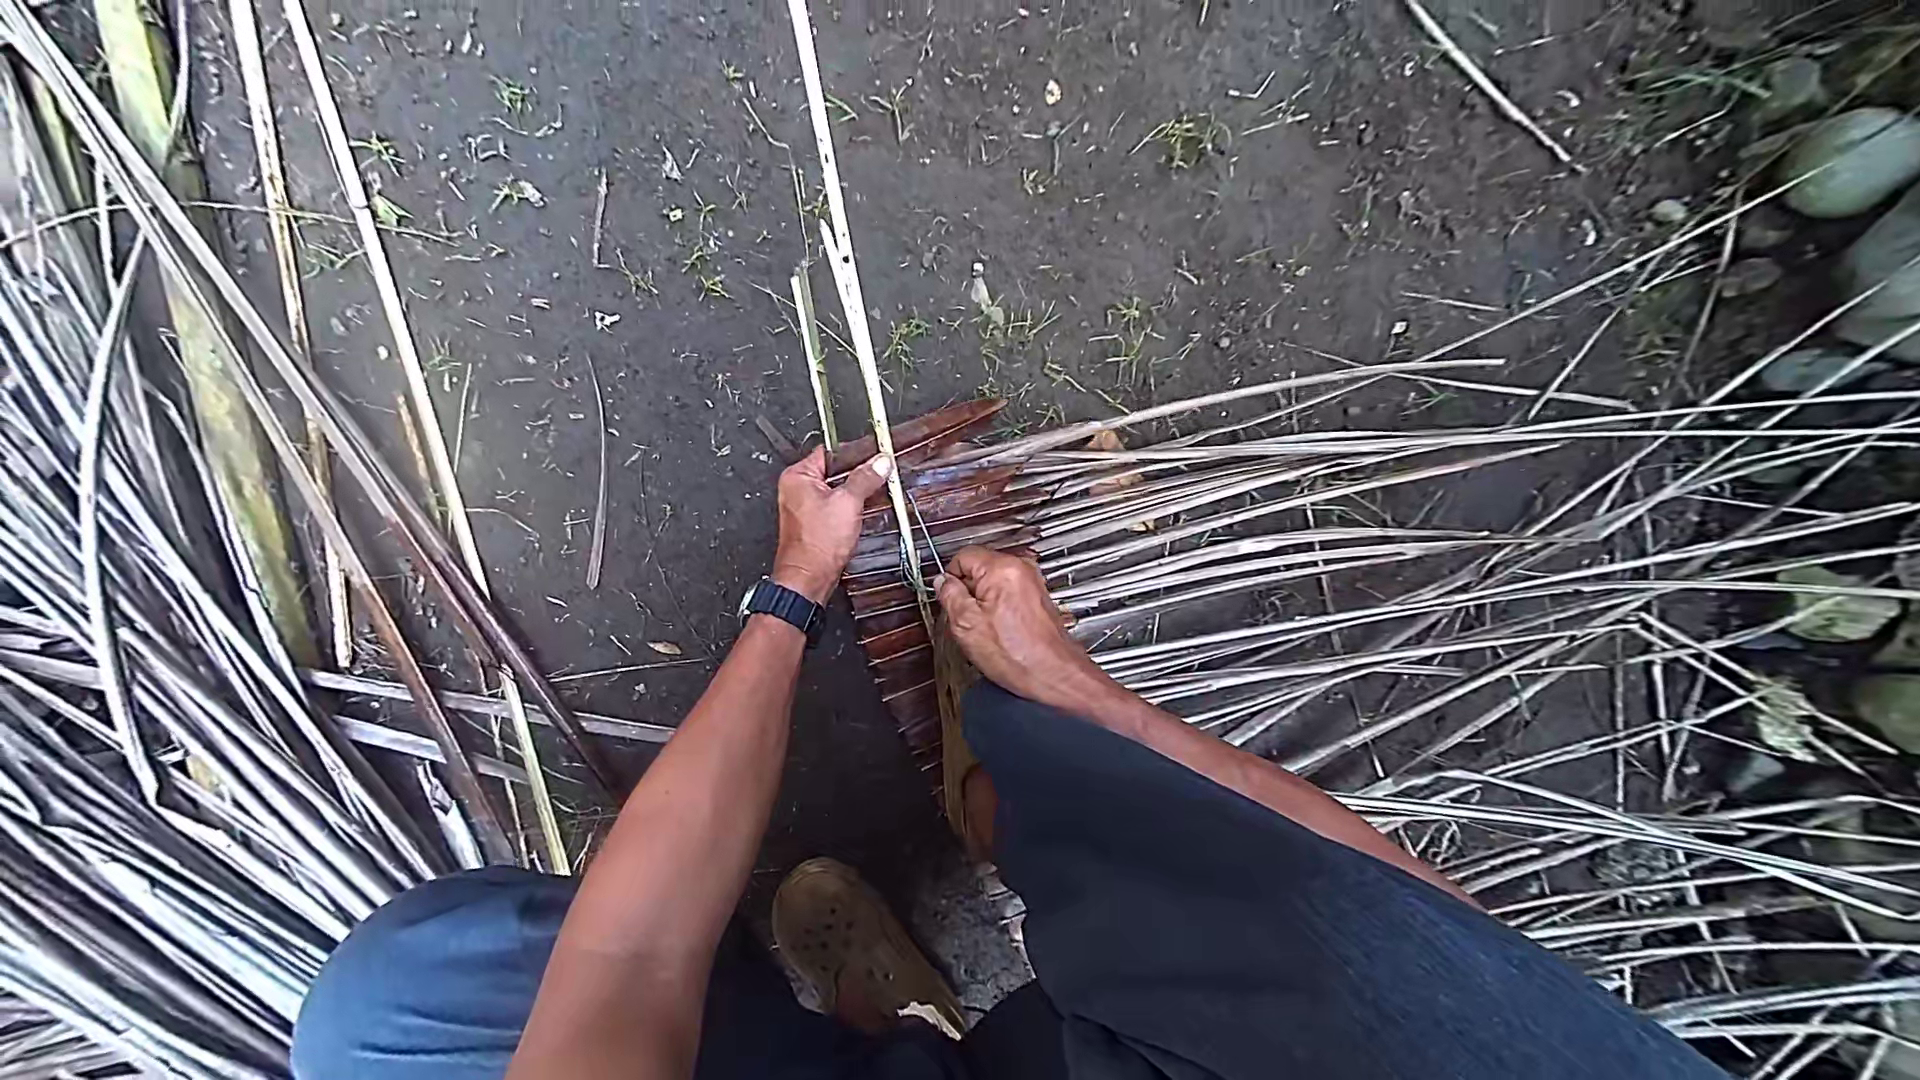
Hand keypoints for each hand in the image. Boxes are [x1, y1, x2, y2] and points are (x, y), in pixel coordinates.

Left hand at [771, 447, 892, 602]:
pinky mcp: (814, 523)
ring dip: (855, 493)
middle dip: (858, 475)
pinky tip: (863, 512)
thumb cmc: (816, 544)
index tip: (875, 456)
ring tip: (874, 494)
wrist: (810, 578)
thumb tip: (880, 462)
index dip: (854, 454)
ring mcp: (805, 507)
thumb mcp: (848, 503)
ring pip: (837, 490)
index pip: (830, 452)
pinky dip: (849, 508)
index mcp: (798, 476)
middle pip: (835, 471)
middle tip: (879, 475)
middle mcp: (797, 489)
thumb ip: (865, 479)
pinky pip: (835, 507)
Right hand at [935, 547, 1112, 709]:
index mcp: (1001, 569)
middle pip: (978, 567)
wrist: (1054, 674)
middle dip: (967, 591)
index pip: (962, 556)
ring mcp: (1031, 582)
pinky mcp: (1036, 597)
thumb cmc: (1019, 655)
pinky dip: (998, 608)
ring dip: (982, 602)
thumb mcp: (967, 624)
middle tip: (966, 617)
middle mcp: (1020, 569)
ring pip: (992, 582)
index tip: (948, 595)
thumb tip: (942, 582)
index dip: (950, 577)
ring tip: (985, 627)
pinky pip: (1007, 593)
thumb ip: (950, 596)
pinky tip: (999, 631)